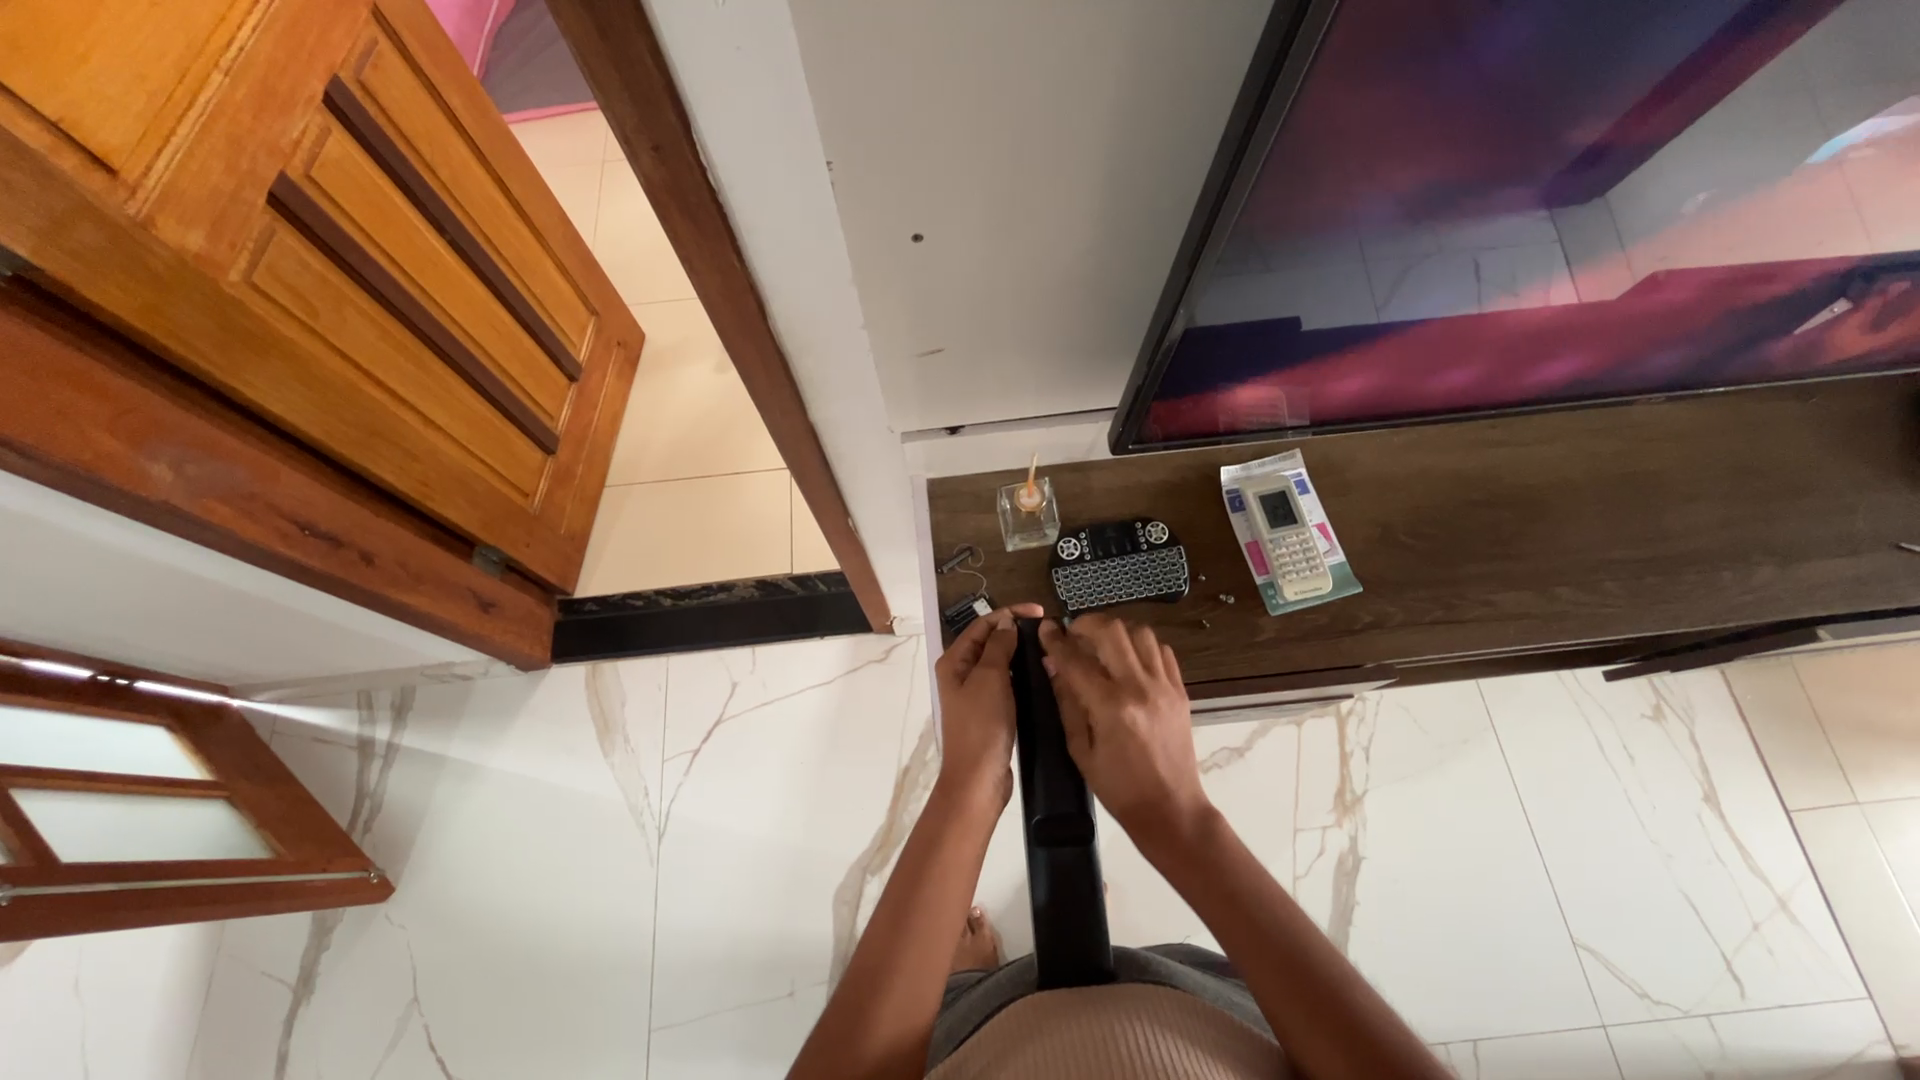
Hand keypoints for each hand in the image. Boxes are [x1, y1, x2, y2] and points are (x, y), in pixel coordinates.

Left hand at [935, 604, 1043, 806]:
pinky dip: (1021, 674)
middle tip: (1047, 629)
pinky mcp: (988, 711)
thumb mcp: (990, 678)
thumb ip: (997, 646)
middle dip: (1015, 631)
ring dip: (1020, 653)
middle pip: (989, 641)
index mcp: (954, 661)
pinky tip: (1040, 675)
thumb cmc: (981, 725)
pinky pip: (1005, 683)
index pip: (982, 624)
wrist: (978, 778)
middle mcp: (960, 674)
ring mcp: (974, 694)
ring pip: (998, 663)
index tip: (1040, 612)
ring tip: (1047, 648)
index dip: (1009, 613)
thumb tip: (1006, 622)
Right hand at [1039, 615, 1211, 845]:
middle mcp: (1140, 687)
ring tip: (1101, 645)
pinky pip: (1162, 651)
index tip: (1045, 629)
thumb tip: (1053, 664)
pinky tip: (1129, 659)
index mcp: (1110, 706)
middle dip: (1086, 624)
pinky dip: (1142, 646)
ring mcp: (1164, 686)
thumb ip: (1066, 701)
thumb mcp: (1080, 749)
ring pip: (1140, 633)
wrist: (1170, 808)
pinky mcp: (1180, 691)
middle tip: (1073, 635)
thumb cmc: (1118, 787)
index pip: (1076, 659)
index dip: (1055, 640)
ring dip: (1116, 632)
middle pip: (1112, 631)